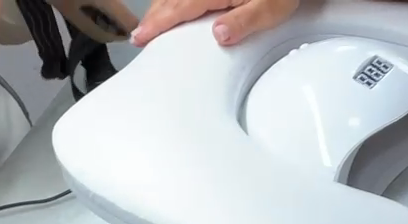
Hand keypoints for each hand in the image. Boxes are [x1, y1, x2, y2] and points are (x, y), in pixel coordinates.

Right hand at [131, 0, 298, 45]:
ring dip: (162, 6)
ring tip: (152, 22)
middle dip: (154, 16)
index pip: (178, 9)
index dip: (157, 24)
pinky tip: (174, 5)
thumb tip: (219, 35)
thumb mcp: (268, 10)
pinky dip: (176, 0)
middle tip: (139, 35)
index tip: (141, 37)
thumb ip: (242, 22)